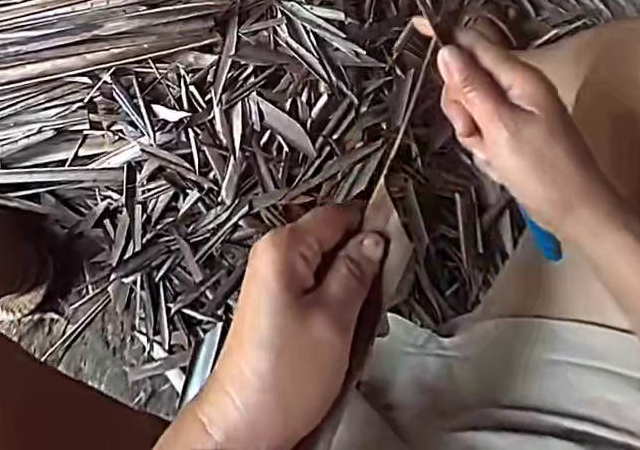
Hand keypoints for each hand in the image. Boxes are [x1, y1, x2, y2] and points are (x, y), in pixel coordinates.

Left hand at [181, 205, 383, 449]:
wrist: (244, 426)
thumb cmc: (276, 380)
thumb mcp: (333, 320)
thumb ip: (357, 272)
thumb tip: (374, 240)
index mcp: (282, 247)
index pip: (337, 213)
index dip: (370, 225)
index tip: (395, 241)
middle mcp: (272, 255)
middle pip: (331, 238)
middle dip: (360, 262)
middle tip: (378, 292)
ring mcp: (272, 279)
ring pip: (327, 265)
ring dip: (350, 287)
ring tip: (359, 321)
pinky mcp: (276, 303)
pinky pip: (315, 287)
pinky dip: (335, 304)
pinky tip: (342, 332)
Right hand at [431, 28, 616, 233]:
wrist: (580, 218)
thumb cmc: (549, 175)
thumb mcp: (500, 127)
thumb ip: (471, 87)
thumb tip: (447, 51)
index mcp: (520, 78)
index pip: (474, 42)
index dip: (445, 35)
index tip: (418, 27)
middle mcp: (519, 87)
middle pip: (466, 75)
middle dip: (460, 104)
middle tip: (472, 128)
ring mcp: (517, 108)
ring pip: (470, 104)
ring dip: (470, 129)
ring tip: (490, 150)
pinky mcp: (515, 129)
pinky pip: (482, 126)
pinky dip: (481, 143)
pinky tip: (496, 160)